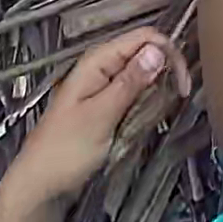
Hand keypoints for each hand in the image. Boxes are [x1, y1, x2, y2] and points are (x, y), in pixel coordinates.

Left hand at [1, 28, 191, 205]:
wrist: (41, 184)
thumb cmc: (64, 151)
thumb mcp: (102, 115)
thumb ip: (130, 81)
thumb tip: (157, 50)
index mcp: (98, 60)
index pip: (144, 37)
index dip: (168, 53)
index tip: (182, 83)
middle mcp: (102, 66)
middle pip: (145, 51)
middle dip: (166, 68)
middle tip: (179, 95)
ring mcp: (104, 84)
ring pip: (142, 71)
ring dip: (158, 85)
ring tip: (166, 107)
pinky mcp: (107, 103)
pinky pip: (135, 91)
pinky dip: (147, 99)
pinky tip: (151, 114)